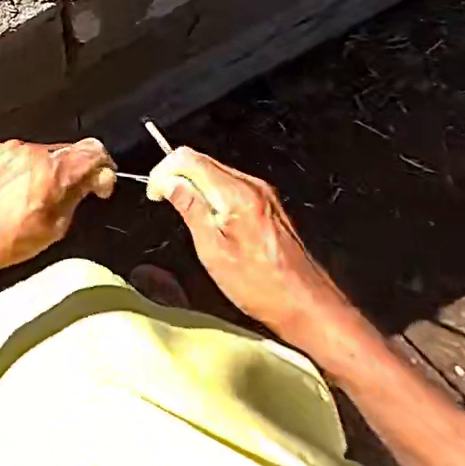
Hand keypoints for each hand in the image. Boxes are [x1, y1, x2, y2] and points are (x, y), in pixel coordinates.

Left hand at [0, 138, 115, 282]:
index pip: (94, 151)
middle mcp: (33, 153)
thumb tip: (96, 180)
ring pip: (51, 152)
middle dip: (79, 171)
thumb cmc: (7, 239)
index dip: (103, 169)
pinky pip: (29, 154)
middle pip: (73, 150)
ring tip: (43, 198)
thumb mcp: (56, 227)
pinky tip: (25, 191)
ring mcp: (14, 150)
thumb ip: (79, 196)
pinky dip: (34, 168)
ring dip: (56, 170)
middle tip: (73, 196)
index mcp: (51, 171)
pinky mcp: (0, 152)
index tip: (100, 185)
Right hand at [147, 147, 354, 341]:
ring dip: (192, 184)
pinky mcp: (266, 204)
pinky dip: (209, 192)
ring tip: (184, 213)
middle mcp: (252, 186)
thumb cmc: (262, 287)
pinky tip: (207, 218)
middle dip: (175, 175)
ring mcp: (262, 193)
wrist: (308, 306)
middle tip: (164, 201)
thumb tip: (169, 183)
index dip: (163, 172)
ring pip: (214, 170)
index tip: (155, 194)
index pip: (188, 159)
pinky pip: (228, 184)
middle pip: (201, 160)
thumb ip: (190, 209)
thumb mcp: (213, 251)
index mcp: (237, 194)